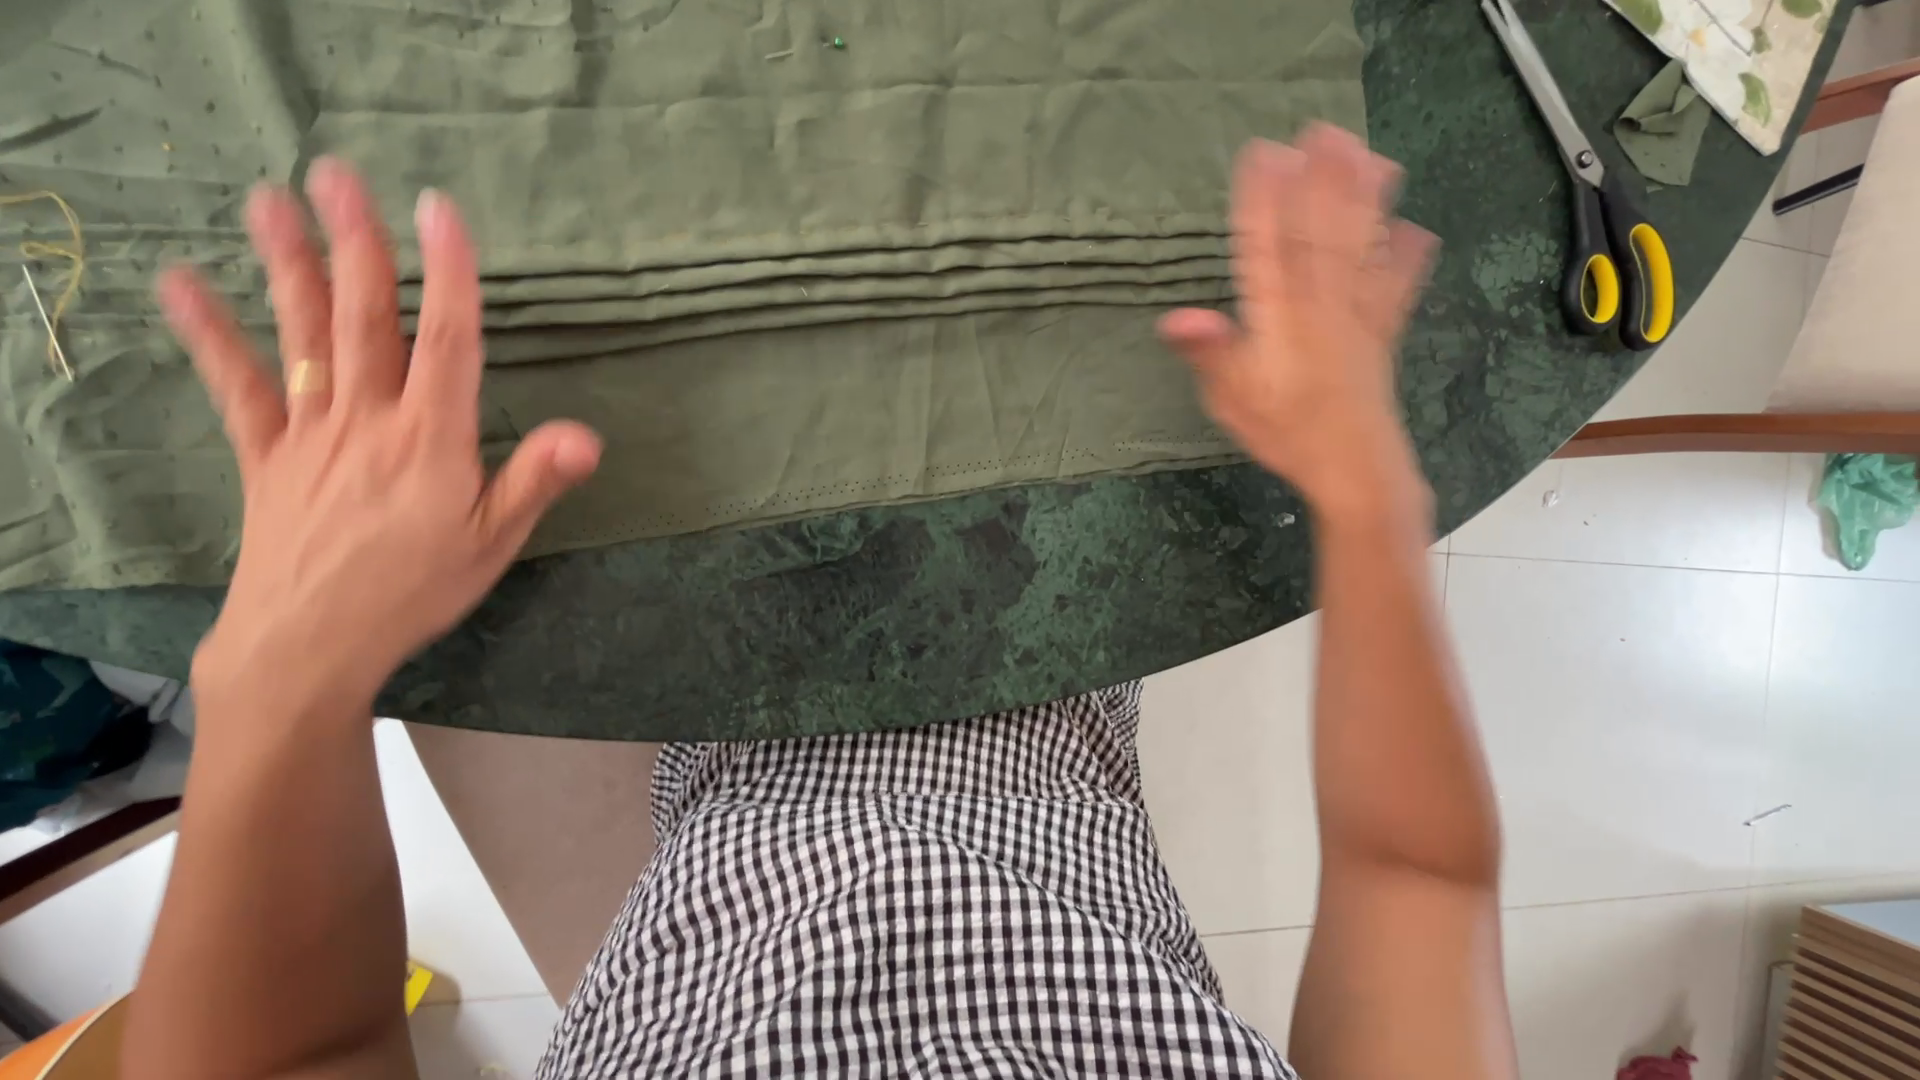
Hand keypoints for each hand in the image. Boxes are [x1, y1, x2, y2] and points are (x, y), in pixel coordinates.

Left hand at [158, 158, 601, 714]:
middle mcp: (369, 419)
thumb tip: (589, 435)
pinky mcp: (268, 456)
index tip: (440, 209)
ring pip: (305, 338)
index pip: (449, 341)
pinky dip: (212, 337)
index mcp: (432, 438)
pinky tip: (184, 286)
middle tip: (338, 176)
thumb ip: (536, 480)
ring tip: (270, 201)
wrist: (311, 642)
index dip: (450, 273)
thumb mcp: (496, 541)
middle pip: (366, 319)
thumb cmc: (418, 589)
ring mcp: (311, 432)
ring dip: (289, 267)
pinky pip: (241, 389)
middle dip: (357, 245)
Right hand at [1159, 123, 1437, 522]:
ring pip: (1359, 249)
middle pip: (1319, 235)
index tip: (1263, 154)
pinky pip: (1396, 289)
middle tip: (1322, 131)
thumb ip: (1211, 355)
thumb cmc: (1284, 435)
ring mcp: (1358, 316)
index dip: (1263, 201)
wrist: (1353, 469)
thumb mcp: (1232, 400)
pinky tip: (1416, 231)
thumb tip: (1174, 318)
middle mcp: (1322, 307)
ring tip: (1368, 154)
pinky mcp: (1382, 334)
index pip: (1267, 250)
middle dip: (1318, 182)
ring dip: (1363, 200)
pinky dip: (1406, 258)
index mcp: (1280, 319)